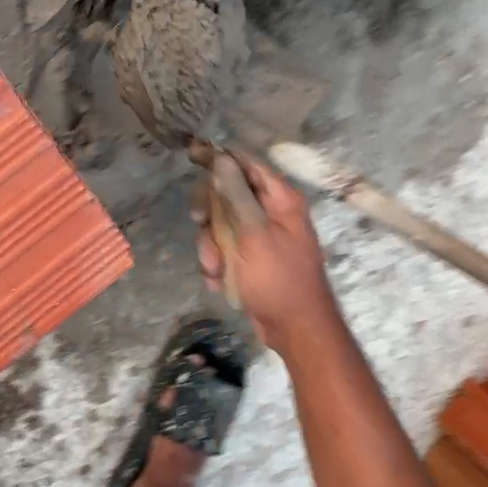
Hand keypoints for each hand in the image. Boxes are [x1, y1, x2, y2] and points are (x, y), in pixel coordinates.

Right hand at [194, 152, 337, 350]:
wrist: (295, 330)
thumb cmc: (278, 278)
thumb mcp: (253, 233)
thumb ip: (235, 194)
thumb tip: (221, 158)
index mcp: (280, 199)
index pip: (246, 164)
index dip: (219, 159)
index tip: (192, 156)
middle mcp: (272, 211)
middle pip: (228, 194)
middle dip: (211, 217)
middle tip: (200, 225)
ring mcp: (261, 235)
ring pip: (221, 225)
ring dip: (211, 247)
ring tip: (215, 269)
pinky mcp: (252, 257)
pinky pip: (225, 249)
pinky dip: (218, 264)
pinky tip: (218, 281)